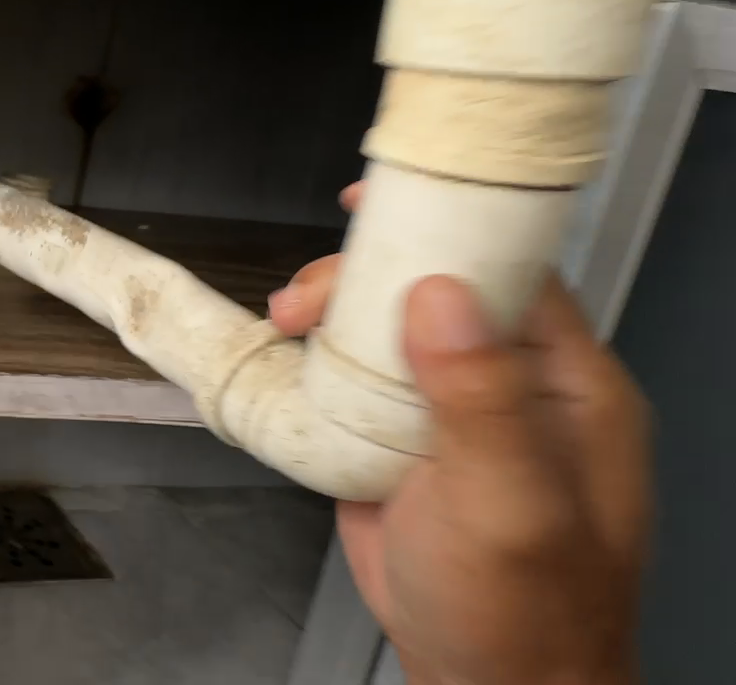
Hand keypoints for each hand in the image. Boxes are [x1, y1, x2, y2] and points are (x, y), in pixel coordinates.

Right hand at [269, 182, 650, 684]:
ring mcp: (444, 404)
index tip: (369, 206)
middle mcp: (506, 382)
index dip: (444, 230)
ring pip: (377, 323)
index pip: (510, 275)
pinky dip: (310, 349)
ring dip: (324, 311)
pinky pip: (348, 366)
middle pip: (425, 291)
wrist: (478, 672)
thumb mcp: (507, 503)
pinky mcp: (391, 427)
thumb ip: (483, 400)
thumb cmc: (515, 600)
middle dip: (353, 281)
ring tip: (280, 325)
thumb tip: (439, 294)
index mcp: (564, 386)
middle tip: (297, 303)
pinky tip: (282, 351)